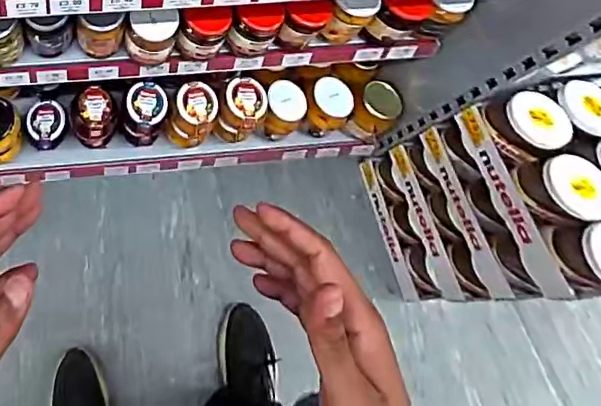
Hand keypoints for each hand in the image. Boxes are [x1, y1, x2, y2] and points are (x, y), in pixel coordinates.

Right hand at [231, 202, 409, 405]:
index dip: (288, 228)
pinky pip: (301, 300)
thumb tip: (324, 288)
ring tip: (242, 246)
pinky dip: (278, 285)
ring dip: (270, 257)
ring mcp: (342, 328)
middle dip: (272, 234)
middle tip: (242, 217)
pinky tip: (264, 281)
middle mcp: (351, 315)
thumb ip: (333, 338)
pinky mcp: (333, 344)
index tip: (262, 212)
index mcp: (358, 317)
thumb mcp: (350, 389)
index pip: (320, 256)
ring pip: (301, 278)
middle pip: (307, 260)